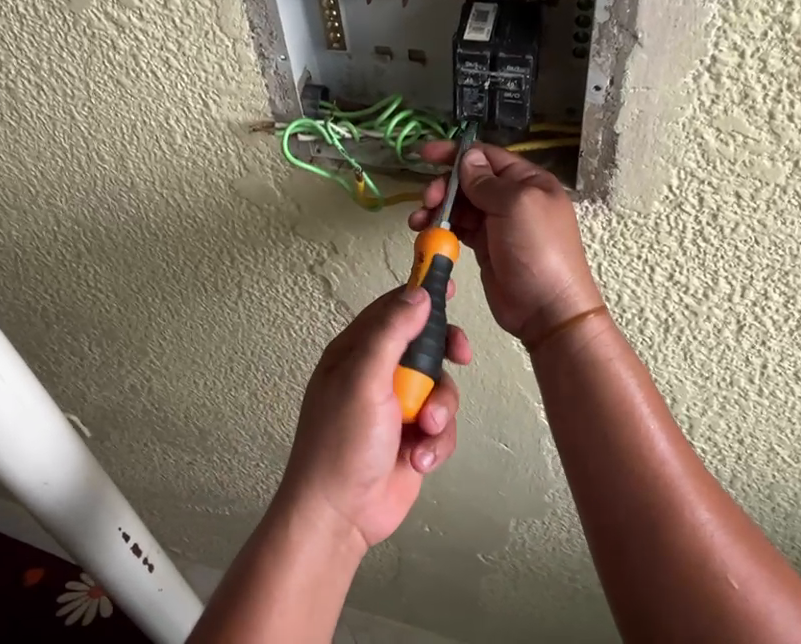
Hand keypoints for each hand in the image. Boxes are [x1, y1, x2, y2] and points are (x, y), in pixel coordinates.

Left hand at [276, 283, 471, 547]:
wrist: (341, 516)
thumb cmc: (340, 444)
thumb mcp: (364, 379)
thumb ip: (391, 333)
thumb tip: (417, 293)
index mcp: (356, 351)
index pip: (393, 308)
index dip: (422, 294)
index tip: (451, 284)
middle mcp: (377, 373)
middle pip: (425, 344)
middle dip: (444, 353)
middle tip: (460, 354)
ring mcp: (397, 406)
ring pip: (441, 386)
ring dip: (441, 409)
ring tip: (426, 431)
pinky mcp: (414, 436)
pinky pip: (444, 425)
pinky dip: (438, 441)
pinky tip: (420, 458)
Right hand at [409, 142, 603, 343]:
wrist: (547, 309)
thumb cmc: (538, 250)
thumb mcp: (515, 205)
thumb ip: (487, 181)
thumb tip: (467, 157)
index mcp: (528, 181)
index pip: (487, 156)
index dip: (455, 153)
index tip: (425, 154)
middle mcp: (512, 198)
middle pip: (468, 180)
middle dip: (444, 185)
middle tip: (428, 199)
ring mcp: (497, 223)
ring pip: (459, 204)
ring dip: (437, 207)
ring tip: (419, 220)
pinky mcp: (484, 246)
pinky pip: (457, 227)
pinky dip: (440, 227)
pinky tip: (425, 231)